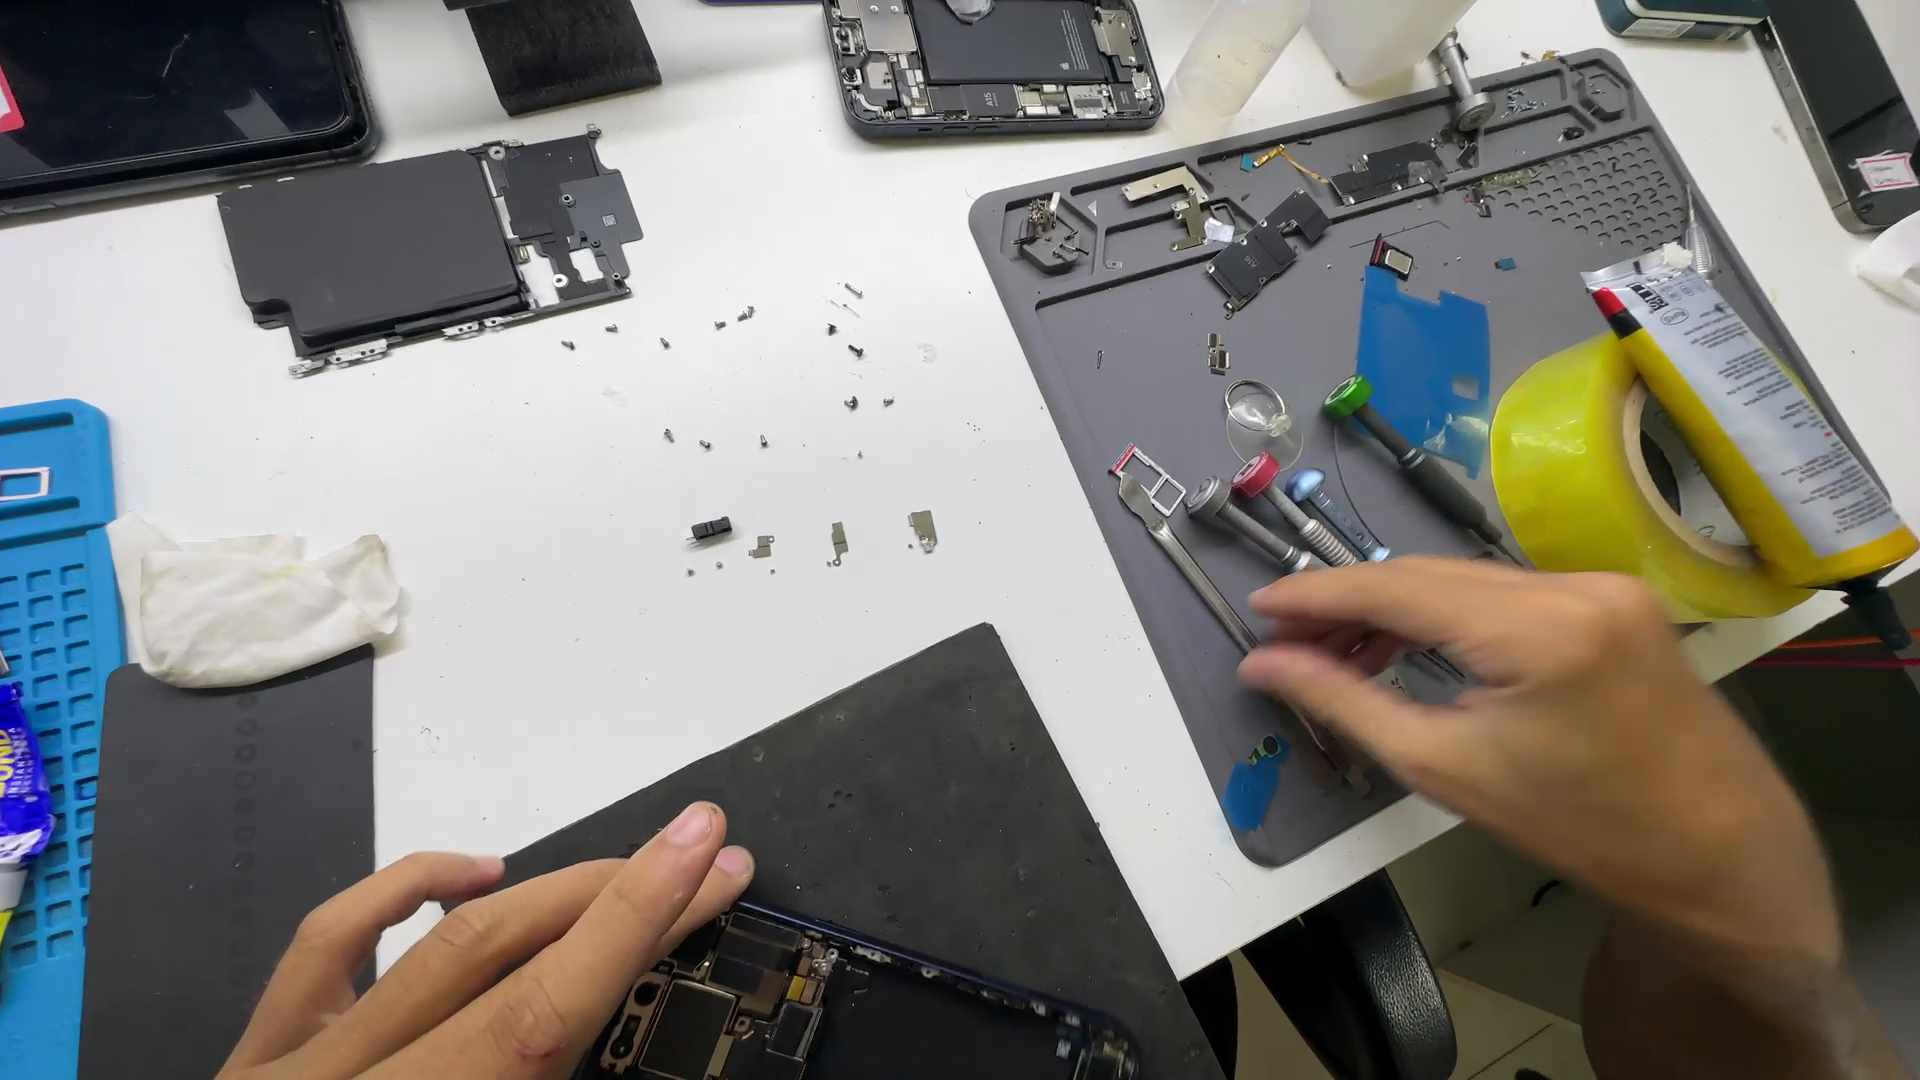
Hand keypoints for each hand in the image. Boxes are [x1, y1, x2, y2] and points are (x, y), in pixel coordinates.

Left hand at [218, 802, 753, 1079]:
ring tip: (626, 870)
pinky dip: (411, 885)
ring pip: (445, 938)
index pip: (543, 1009)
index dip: (637, 916)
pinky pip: (328, 939)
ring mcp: (289, 1074)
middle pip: (507, 955)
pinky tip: (478, 872)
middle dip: (627, 894)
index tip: (714, 851)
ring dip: (558, 889)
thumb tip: (647, 1031)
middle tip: (708, 860)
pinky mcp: (255, 1058)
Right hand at [1237, 558, 1835, 960]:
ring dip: (1386, 607)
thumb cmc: (1574, 824)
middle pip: (1420, 574)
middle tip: (1285, 638)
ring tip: (1332, 648)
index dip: (1315, 593)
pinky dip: (1434, 613)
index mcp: (1537, 628)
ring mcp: (1595, 586)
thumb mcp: (1438, 765)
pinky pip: (1491, 591)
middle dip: (1344, 602)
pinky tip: (1397, 643)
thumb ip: (1340, 700)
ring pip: (1453, 578)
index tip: (1257, 607)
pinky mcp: (1604, 599)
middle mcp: (1570, 586)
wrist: (1720, 858)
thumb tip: (1260, 665)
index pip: (1393, 587)